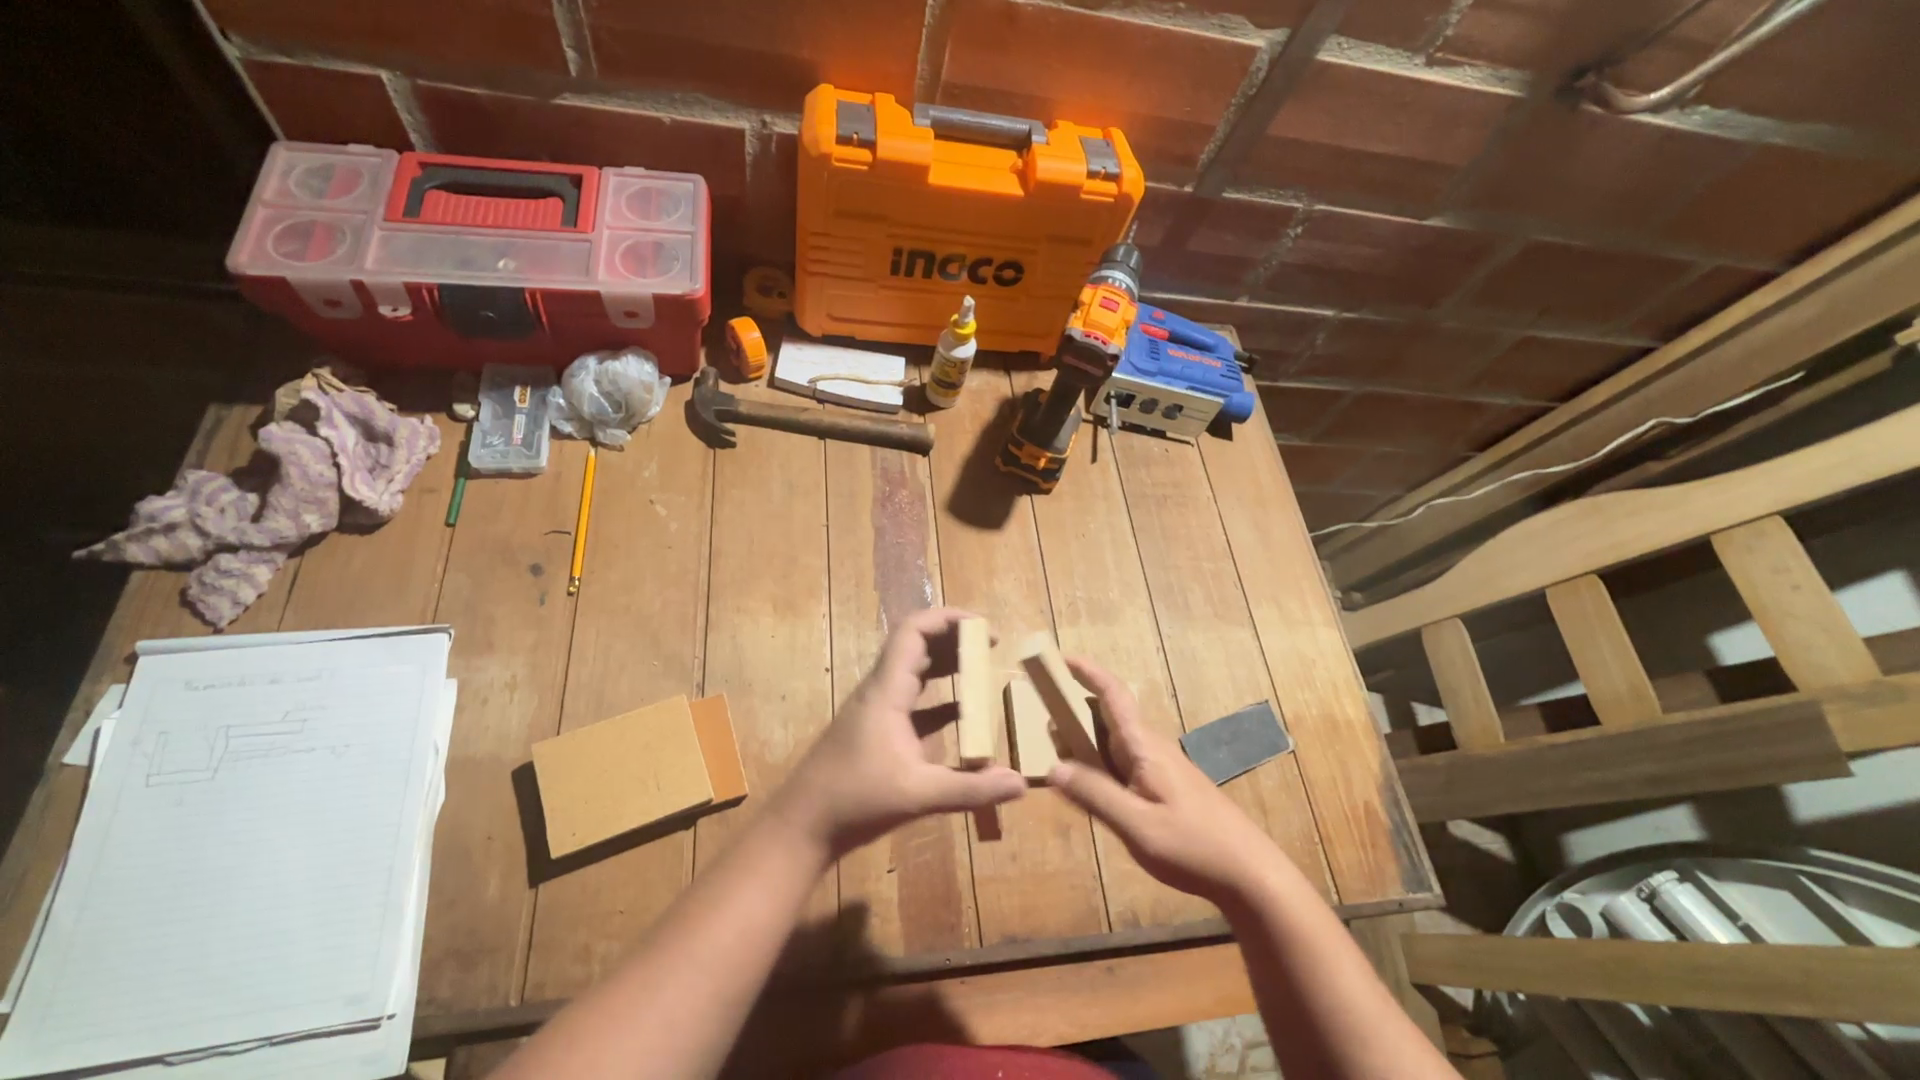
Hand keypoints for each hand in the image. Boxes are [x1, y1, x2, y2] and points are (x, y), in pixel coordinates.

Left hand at [779, 607, 1026, 856]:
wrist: (802, 826)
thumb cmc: (854, 801)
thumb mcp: (919, 796)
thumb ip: (972, 789)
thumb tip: (1021, 783)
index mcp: (886, 692)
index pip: (914, 631)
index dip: (949, 619)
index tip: (984, 629)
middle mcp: (880, 693)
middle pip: (916, 646)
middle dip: (954, 640)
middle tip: (991, 648)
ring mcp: (876, 713)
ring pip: (914, 673)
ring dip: (947, 667)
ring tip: (983, 672)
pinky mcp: (876, 733)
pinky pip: (913, 703)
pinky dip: (939, 700)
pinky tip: (964, 715)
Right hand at [1048, 658, 1287, 905]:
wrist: (1250, 874)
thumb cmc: (1195, 846)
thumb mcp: (1137, 826)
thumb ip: (1094, 796)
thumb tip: (1052, 767)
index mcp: (1145, 748)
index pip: (1114, 696)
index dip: (1088, 673)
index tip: (1060, 658)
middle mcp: (1153, 750)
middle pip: (1109, 716)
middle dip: (1075, 709)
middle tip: (1040, 716)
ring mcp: (1162, 769)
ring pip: (1115, 742)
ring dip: (1085, 739)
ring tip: (1054, 750)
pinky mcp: (1167, 789)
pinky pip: (1124, 764)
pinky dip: (1099, 764)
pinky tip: (1088, 787)